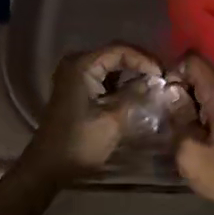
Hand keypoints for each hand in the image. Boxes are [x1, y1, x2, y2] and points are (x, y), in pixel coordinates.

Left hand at [18, 43, 163, 185]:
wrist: (49, 164)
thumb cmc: (80, 142)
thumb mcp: (113, 119)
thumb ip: (135, 96)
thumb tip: (157, 82)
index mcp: (82, 65)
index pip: (119, 50)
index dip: (144, 59)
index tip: (164, 75)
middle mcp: (76, 62)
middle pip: (114, 54)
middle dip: (139, 64)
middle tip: (163, 79)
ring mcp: (74, 74)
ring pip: (109, 65)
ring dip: (131, 73)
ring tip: (155, 85)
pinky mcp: (76, 87)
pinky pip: (102, 77)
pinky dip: (119, 82)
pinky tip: (137, 92)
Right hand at [173, 53, 213, 214]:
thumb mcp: (188, 150)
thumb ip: (175, 116)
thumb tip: (166, 94)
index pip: (192, 58)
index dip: (173, 69)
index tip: (161, 90)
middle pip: (195, 68)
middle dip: (175, 80)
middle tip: (160, 102)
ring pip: (198, 82)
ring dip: (182, 92)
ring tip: (167, 112)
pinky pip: (204, 95)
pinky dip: (191, 102)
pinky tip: (182, 121)